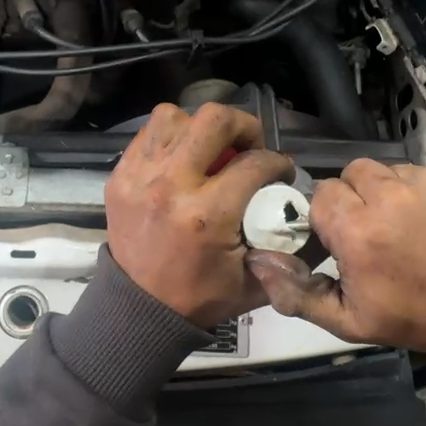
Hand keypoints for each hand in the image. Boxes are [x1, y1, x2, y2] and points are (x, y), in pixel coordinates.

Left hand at [105, 104, 292, 327]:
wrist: (137, 309)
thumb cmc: (199, 297)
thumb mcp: (254, 280)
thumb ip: (286, 246)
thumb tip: (306, 209)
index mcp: (207, 214)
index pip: (255, 163)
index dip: (278, 163)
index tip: (281, 171)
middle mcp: (171, 185)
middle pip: (214, 120)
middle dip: (243, 127)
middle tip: (248, 148)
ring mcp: (139, 175)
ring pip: (175, 116)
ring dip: (200, 128)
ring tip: (211, 151)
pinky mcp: (119, 174)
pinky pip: (148, 133)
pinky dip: (171, 138)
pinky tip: (183, 159)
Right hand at [246, 161, 425, 361]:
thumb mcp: (354, 323)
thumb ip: (298, 292)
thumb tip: (258, 260)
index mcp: (358, 229)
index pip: (322, 194)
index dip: (330, 217)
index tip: (346, 240)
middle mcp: (391, 193)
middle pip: (355, 174)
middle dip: (359, 199)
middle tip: (380, 233)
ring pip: (394, 171)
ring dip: (395, 194)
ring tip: (419, 229)